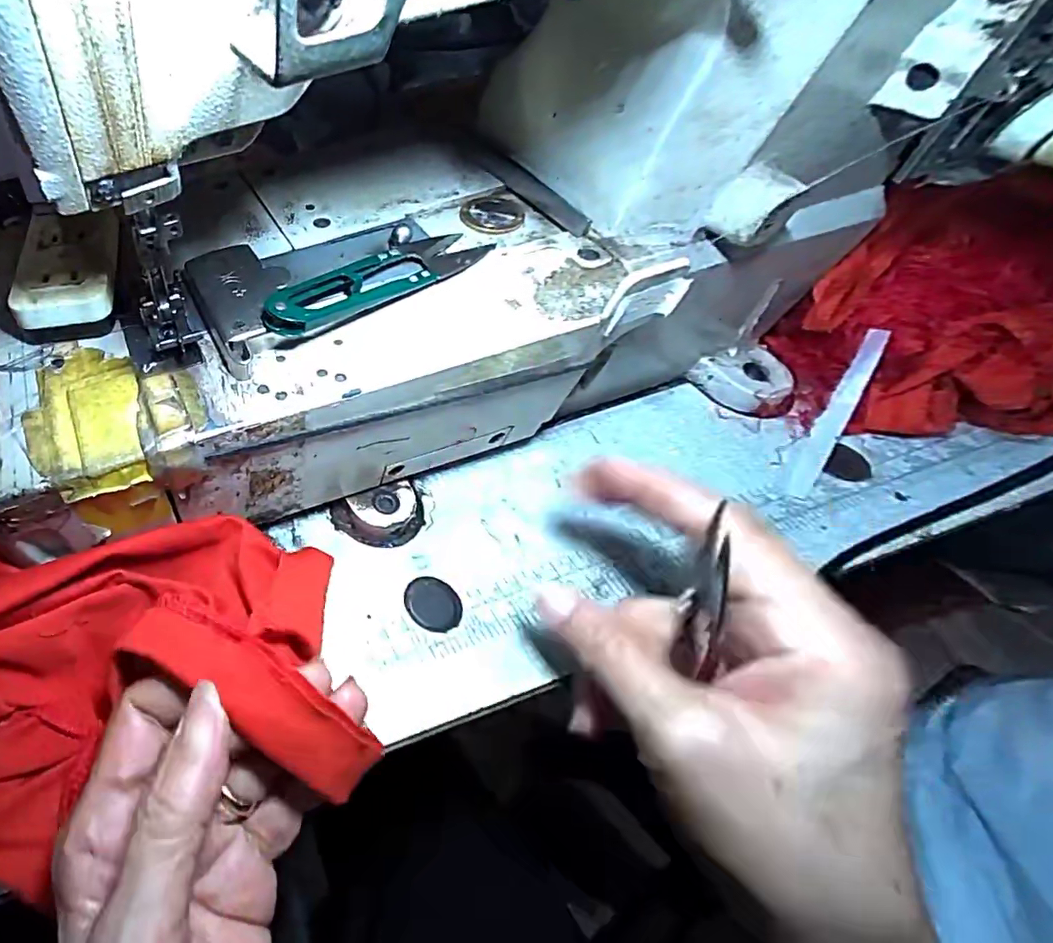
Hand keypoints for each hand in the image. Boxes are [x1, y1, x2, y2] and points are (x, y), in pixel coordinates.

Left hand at [54, 663, 367, 942]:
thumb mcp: (140, 909)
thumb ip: (170, 807)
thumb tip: (206, 703)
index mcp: (108, 815)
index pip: (145, 718)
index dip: (189, 682)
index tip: (239, 660)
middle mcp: (155, 813)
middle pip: (205, 732)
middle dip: (256, 696)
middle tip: (305, 669)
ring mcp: (205, 838)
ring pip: (251, 764)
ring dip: (295, 727)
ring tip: (337, 693)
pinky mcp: (248, 868)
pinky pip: (282, 809)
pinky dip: (312, 777)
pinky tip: (338, 747)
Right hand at [537, 458, 930, 942]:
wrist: (825, 922)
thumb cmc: (781, 831)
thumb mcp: (682, 736)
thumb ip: (611, 655)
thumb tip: (548, 595)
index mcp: (815, 636)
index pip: (729, 531)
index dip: (655, 492)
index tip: (586, 475)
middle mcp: (794, 636)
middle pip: (675, 591)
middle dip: (618, 631)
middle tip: (586, 673)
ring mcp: (764, 662)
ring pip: (654, 629)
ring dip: (611, 668)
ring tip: (600, 718)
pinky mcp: (738, 685)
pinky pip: (658, 658)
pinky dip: (622, 683)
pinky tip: (610, 721)